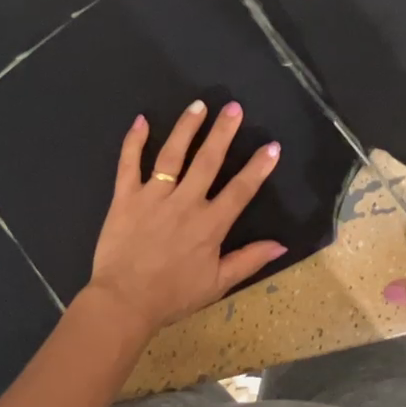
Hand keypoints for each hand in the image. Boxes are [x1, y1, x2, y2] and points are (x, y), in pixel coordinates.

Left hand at [85, 99, 285, 330]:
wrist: (124, 302)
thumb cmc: (172, 296)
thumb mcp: (217, 284)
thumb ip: (249, 260)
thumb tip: (281, 244)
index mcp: (209, 224)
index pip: (240, 190)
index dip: (258, 167)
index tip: (272, 146)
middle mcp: (184, 203)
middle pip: (208, 161)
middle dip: (223, 132)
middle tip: (234, 108)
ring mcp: (153, 196)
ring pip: (172, 154)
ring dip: (186, 128)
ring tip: (198, 105)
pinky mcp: (125, 197)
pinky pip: (129, 164)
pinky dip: (134, 141)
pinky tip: (141, 120)